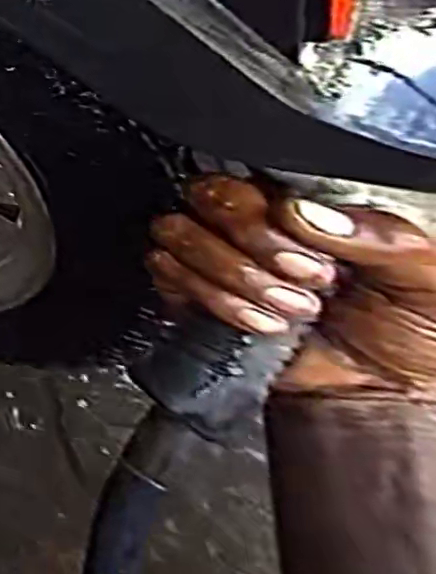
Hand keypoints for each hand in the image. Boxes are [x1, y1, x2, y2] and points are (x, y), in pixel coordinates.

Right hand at [146, 175, 435, 397]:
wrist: (378, 397)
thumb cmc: (417, 337)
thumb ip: (387, 237)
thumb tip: (301, 212)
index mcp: (305, 210)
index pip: (255, 176)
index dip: (274, 211)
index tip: (319, 253)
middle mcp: (249, 223)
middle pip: (204, 194)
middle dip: (250, 241)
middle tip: (306, 279)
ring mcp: (209, 251)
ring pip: (176, 230)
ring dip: (234, 276)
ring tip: (291, 309)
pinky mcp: (180, 282)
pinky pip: (163, 268)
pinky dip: (213, 298)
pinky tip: (258, 319)